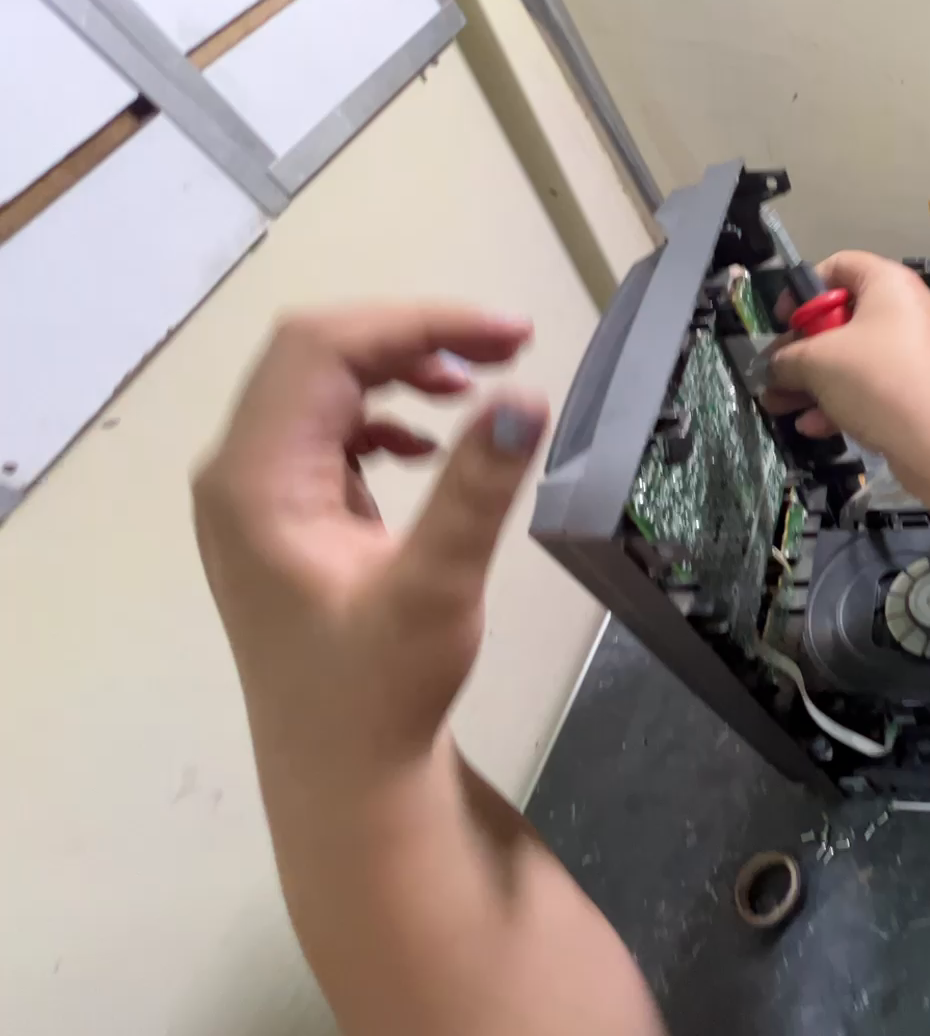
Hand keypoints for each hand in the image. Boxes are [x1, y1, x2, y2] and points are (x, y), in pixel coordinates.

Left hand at [192, 305, 547, 783]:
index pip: (324, 348)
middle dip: (420, 336)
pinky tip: (433, 443)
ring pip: (327, 387)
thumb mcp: (438, 584)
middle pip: (321, 356)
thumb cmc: (382, 684)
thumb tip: (528, 398)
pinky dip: (394, 413)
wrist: (345, 764)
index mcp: (258, 477)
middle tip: (514, 347)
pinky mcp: (295, 513)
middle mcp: (244, 470)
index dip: (422, 322)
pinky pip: (337, 430)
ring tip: (481, 382)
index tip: (516, 336)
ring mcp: (264, 492)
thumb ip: (478, 487)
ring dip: (407, 368)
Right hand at [763, 250, 929, 456]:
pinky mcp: (915, 393)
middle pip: (841, 320)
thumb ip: (787, 359)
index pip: (839, 266)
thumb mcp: (817, 362)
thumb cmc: (877, 381)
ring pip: (851, 361)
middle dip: (800, 351)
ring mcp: (913, 356)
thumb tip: (775, 369)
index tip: (782, 320)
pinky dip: (840, 404)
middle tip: (773, 373)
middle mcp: (905, 313)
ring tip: (777, 405)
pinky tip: (812, 427)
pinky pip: (870, 390)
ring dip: (812, 384)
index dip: (803, 290)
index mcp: (888, 285)